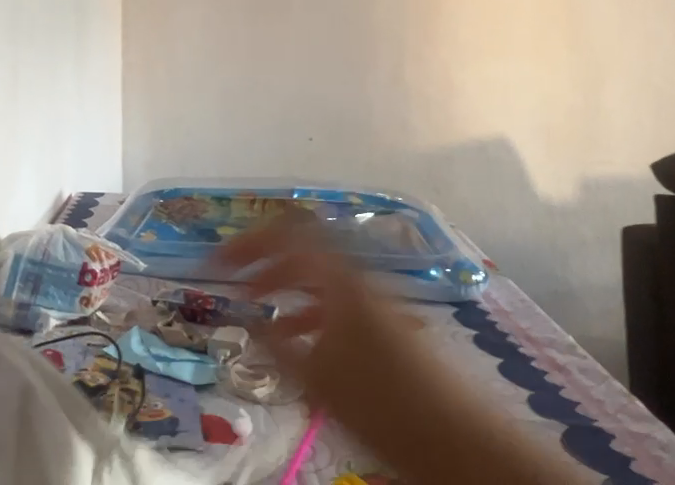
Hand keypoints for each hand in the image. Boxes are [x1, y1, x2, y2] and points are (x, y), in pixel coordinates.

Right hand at [218, 215, 568, 484]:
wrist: (459, 438)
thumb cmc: (381, 404)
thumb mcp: (316, 378)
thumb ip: (275, 344)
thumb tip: (245, 319)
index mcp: (339, 278)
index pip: (285, 236)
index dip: (247, 243)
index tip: (216, 261)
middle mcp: (357, 277)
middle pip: (301, 251)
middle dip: (262, 262)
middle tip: (231, 280)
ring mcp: (375, 296)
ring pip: (319, 277)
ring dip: (285, 285)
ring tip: (257, 307)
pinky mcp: (386, 319)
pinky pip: (337, 298)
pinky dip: (309, 306)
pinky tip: (296, 334)